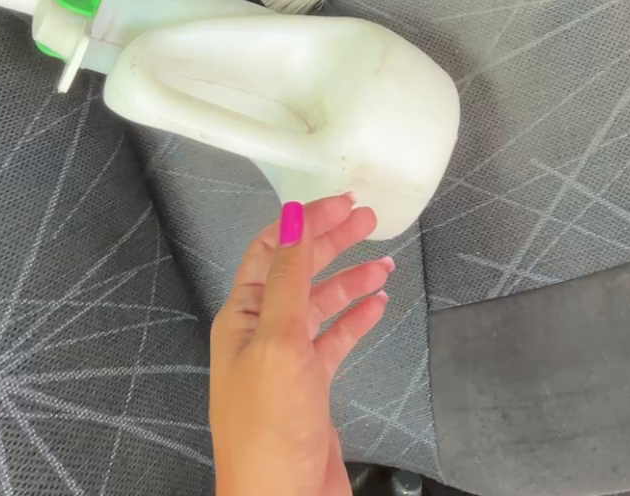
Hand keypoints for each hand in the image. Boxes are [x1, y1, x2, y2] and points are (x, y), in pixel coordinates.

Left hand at [210, 194, 393, 495]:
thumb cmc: (270, 427)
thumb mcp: (279, 340)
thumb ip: (288, 276)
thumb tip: (292, 216)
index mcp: (244, 315)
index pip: (274, 248)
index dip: (305, 220)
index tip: (341, 202)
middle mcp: (263, 330)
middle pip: (300, 269)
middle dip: (333, 241)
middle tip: (368, 218)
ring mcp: (288, 358)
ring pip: (322, 302)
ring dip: (351, 278)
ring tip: (385, 262)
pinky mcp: (311, 385)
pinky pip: (336, 338)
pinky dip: (357, 318)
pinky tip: (378, 305)